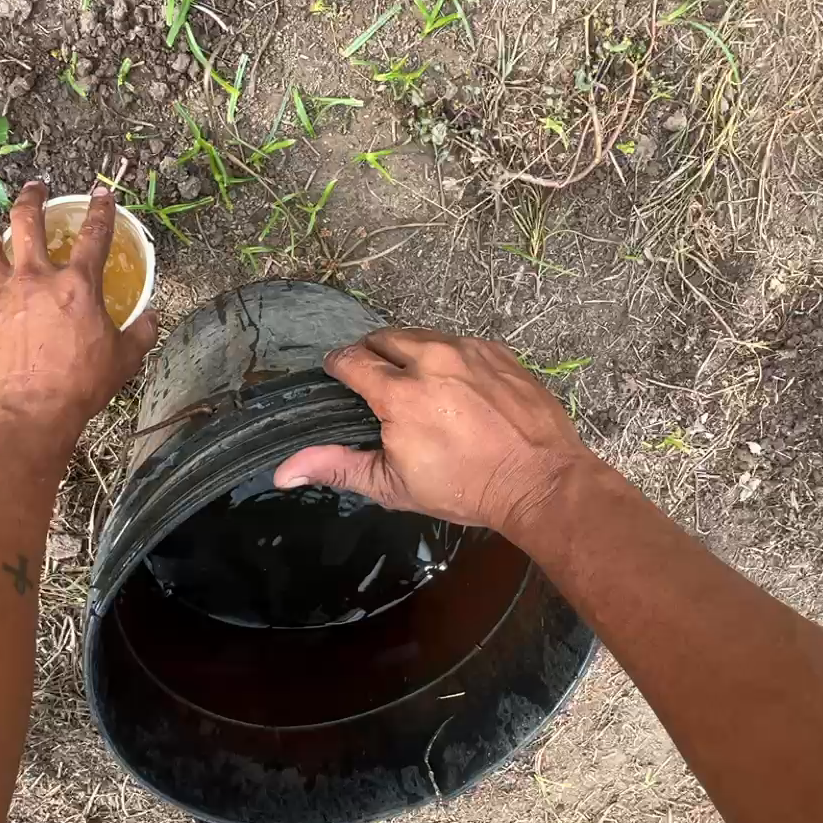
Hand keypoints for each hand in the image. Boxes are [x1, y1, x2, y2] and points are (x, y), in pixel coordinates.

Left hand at [0, 182, 156, 429]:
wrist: (31, 411)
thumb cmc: (82, 384)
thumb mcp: (125, 359)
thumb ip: (141, 333)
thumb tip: (152, 318)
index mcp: (78, 284)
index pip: (94, 234)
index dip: (101, 210)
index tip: (102, 194)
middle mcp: (36, 279)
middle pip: (26, 220)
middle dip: (32, 198)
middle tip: (36, 189)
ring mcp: (2, 295)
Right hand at [273, 328, 599, 539]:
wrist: (538, 481)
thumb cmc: (462, 487)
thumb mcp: (392, 485)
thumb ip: (337, 467)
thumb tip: (283, 472)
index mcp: (400, 394)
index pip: (351, 359)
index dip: (339, 366)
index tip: (339, 376)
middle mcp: (431, 360)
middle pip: (382, 338)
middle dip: (372, 355)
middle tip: (376, 383)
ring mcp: (467, 350)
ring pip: (420, 335)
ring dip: (407, 351)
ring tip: (413, 380)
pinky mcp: (496, 350)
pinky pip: (456, 341)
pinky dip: (445, 355)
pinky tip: (453, 383)